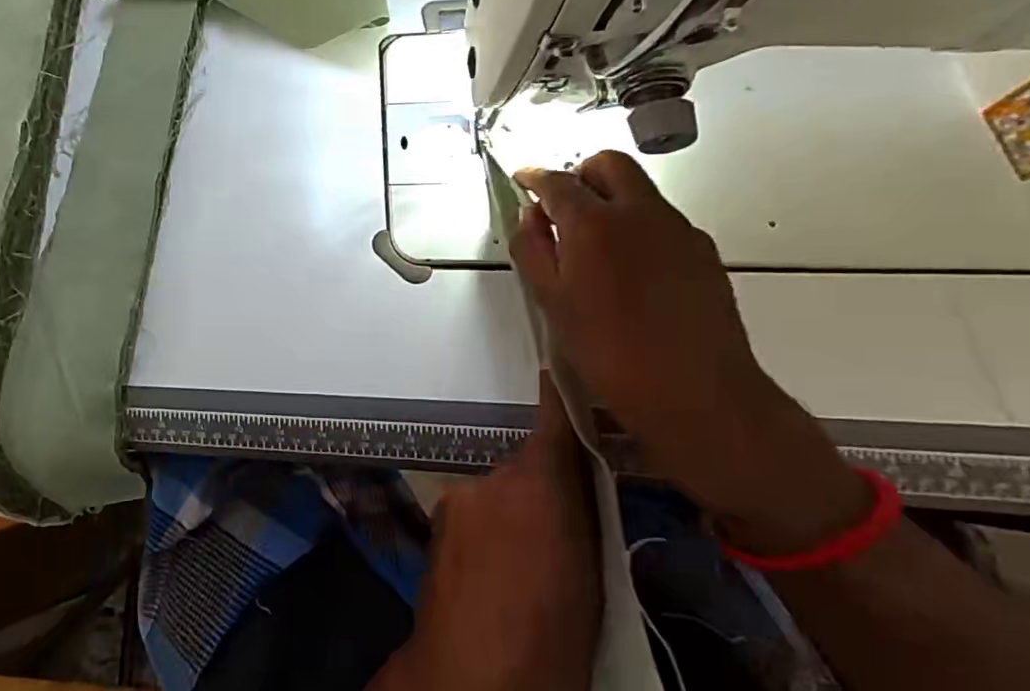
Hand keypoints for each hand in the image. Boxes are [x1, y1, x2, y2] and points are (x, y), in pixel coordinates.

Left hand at [369, 376, 600, 690]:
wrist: (476, 671)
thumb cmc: (553, 632)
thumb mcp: (593, 576)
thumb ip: (584, 516)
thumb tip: (582, 479)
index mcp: (538, 489)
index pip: (550, 424)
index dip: (558, 398)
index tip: (561, 368)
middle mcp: (491, 479)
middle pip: (524, 464)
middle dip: (542, 483)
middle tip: (562, 520)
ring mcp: (457, 497)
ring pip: (497, 490)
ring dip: (512, 509)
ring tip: (527, 555)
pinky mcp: (437, 519)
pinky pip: (473, 510)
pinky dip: (488, 526)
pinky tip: (496, 564)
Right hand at [508, 151, 870, 554]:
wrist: (698, 395)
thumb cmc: (609, 350)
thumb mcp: (550, 300)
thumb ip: (532, 248)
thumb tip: (531, 218)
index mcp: (594, 223)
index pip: (557, 180)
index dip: (534, 177)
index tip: (524, 181)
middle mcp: (641, 214)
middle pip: (609, 165)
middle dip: (580, 174)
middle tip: (561, 204)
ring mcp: (679, 231)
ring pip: (639, 191)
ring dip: (611, 200)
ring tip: (592, 244)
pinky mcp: (704, 253)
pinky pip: (662, 221)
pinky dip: (638, 226)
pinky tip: (628, 269)